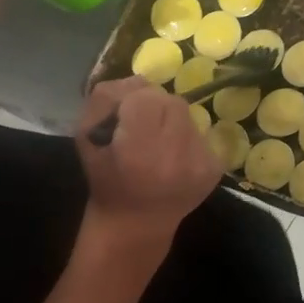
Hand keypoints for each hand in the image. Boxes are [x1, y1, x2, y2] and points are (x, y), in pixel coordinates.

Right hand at [76, 78, 220, 246]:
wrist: (138, 222)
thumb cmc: (106, 179)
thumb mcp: (86, 135)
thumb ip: (106, 99)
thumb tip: (137, 80)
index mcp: (140, 150)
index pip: (146, 97)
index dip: (132, 99)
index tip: (124, 115)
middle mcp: (177, 156)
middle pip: (172, 102)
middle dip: (155, 107)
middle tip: (142, 125)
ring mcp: (202, 163)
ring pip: (190, 116)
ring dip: (172, 121)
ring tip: (158, 143)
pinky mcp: (217, 168)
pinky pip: (202, 135)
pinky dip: (187, 138)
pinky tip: (174, 157)